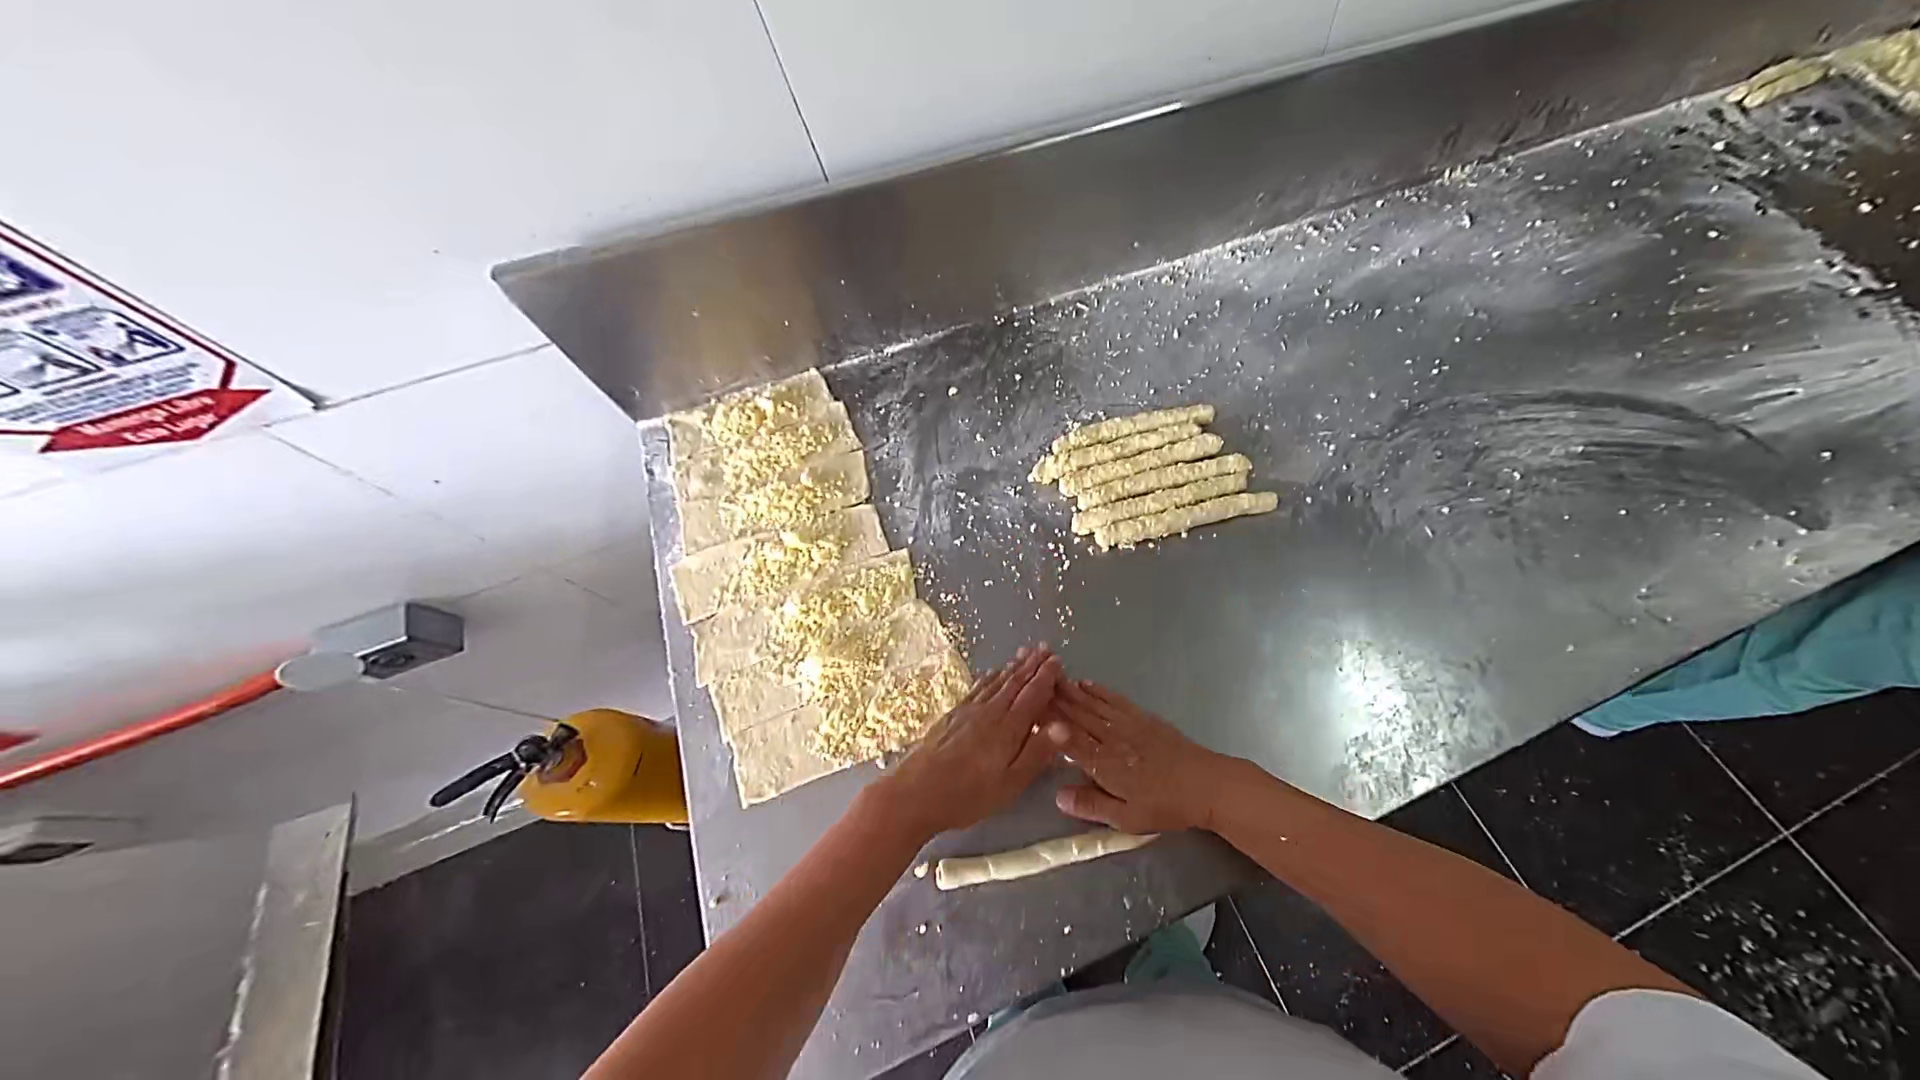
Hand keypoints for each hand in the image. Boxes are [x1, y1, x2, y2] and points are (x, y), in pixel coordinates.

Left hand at [869, 645, 1062, 839]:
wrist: (915, 792)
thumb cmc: (967, 795)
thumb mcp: (1010, 782)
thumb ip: (1037, 752)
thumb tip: (1064, 725)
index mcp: (1008, 728)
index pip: (1033, 694)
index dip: (1047, 677)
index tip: (1058, 661)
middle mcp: (990, 712)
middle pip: (1015, 682)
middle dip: (1032, 664)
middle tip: (1045, 649)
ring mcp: (969, 711)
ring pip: (996, 682)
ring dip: (1013, 667)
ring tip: (1024, 654)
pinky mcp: (952, 715)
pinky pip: (977, 688)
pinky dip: (989, 677)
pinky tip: (991, 674)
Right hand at [1043, 679, 1234, 833]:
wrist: (1207, 785)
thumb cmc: (1165, 806)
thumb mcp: (1127, 818)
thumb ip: (1092, 805)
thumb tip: (1058, 796)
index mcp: (1104, 764)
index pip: (1070, 740)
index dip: (1049, 724)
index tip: (1030, 709)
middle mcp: (1112, 739)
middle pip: (1078, 717)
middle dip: (1056, 700)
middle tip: (1035, 684)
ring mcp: (1129, 725)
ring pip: (1094, 704)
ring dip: (1073, 691)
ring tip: (1054, 678)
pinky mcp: (1144, 718)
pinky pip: (1116, 700)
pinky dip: (1100, 691)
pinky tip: (1088, 684)